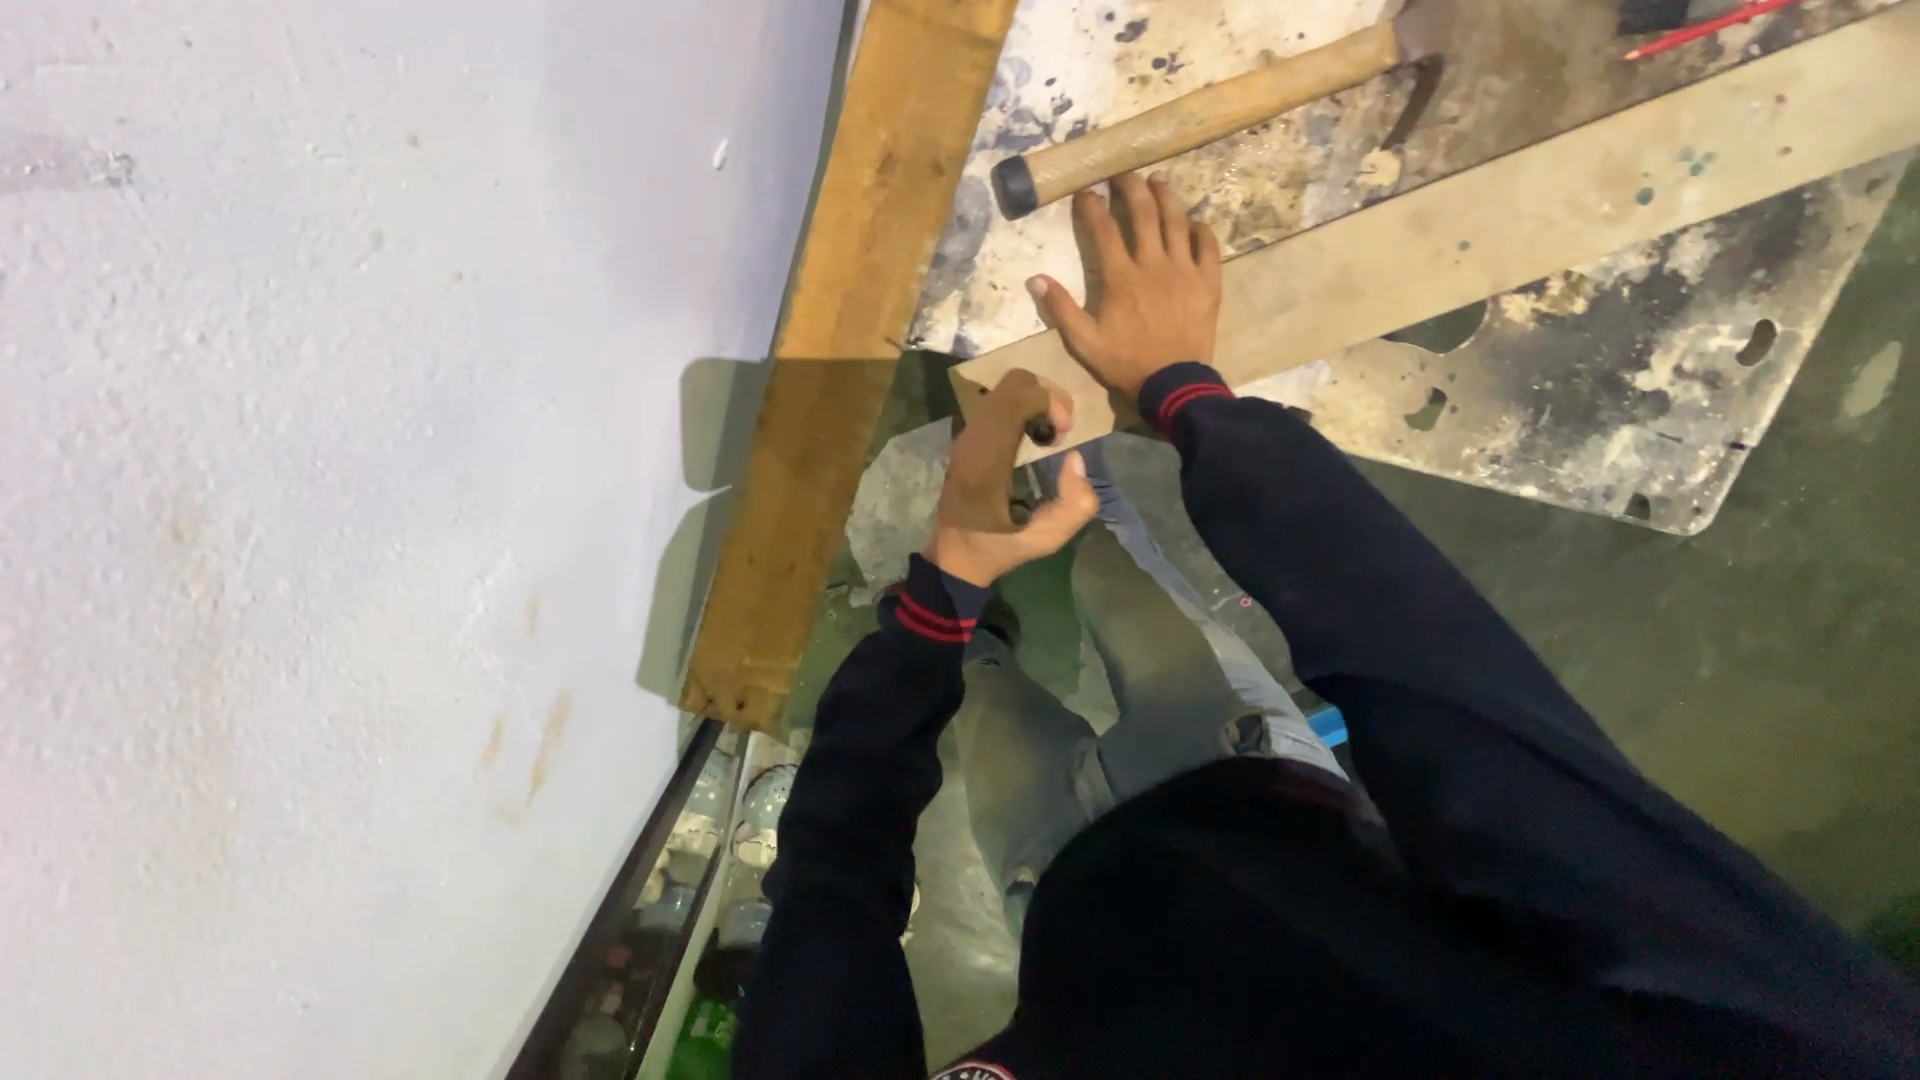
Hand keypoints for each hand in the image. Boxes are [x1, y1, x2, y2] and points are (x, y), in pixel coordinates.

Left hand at [924, 369, 1099, 586]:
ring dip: (1036, 402)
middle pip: (1013, 382)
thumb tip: (1075, 458)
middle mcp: (971, 438)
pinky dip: (1023, 409)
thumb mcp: (1044, 540)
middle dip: (1048, 396)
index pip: (1016, 395)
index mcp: (985, 459)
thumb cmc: (997, 548)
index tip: (1065, 433)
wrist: (953, 556)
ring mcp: (965, 435)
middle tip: (1062, 430)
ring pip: (1005, 389)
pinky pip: (997, 403)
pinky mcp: (966, 439)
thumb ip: (1074, 506)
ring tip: (1050, 435)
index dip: (1051, 402)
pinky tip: (1033, 439)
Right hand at [1025, 171, 1222, 401]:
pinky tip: (1193, 222)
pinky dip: (1200, 229)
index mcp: (1121, 278)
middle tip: (1123, 173)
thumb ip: (1061, 308)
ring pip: (1176, 220)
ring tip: (1159, 180)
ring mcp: (1184, 269)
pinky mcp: (1208, 281)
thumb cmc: (1125, 363)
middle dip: (1131, 187)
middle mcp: (1153, 264)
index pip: (1103, 230)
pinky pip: (1207, 245)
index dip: (1092, 207)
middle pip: (1143, 212)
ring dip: (1166, 196)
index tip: (1085, 192)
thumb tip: (1035, 279)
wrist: (1173, 383)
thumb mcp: (1084, 342)